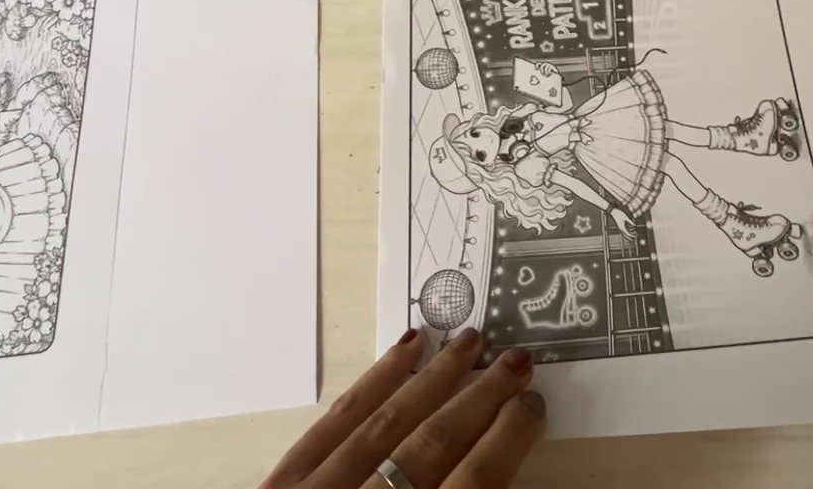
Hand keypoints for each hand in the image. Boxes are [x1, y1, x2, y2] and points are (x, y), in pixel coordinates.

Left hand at [263, 328, 545, 488]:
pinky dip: (375, 381)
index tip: (534, 404)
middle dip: (481, 397)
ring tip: (471, 339)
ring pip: (387, 422)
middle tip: (517, 358)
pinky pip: (335, 422)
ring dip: (435, 377)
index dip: (507, 442)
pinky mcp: (279, 487)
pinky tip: (406, 349)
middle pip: (433, 446)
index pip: (472, 488)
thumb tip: (497, 474)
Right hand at [608, 207, 636, 237]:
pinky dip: (629, 230)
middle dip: (630, 237)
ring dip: (630, 233)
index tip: (635, 236)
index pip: (628, 234)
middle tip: (635, 238)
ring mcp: (620, 227)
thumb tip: (635, 225)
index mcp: (622, 228)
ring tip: (635, 232)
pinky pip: (625, 229)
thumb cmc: (619, 214)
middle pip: (626, 235)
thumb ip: (631, 222)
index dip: (632, 236)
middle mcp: (621, 228)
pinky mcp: (620, 225)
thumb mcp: (626, 217)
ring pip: (626, 232)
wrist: (613, 211)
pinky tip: (632, 228)